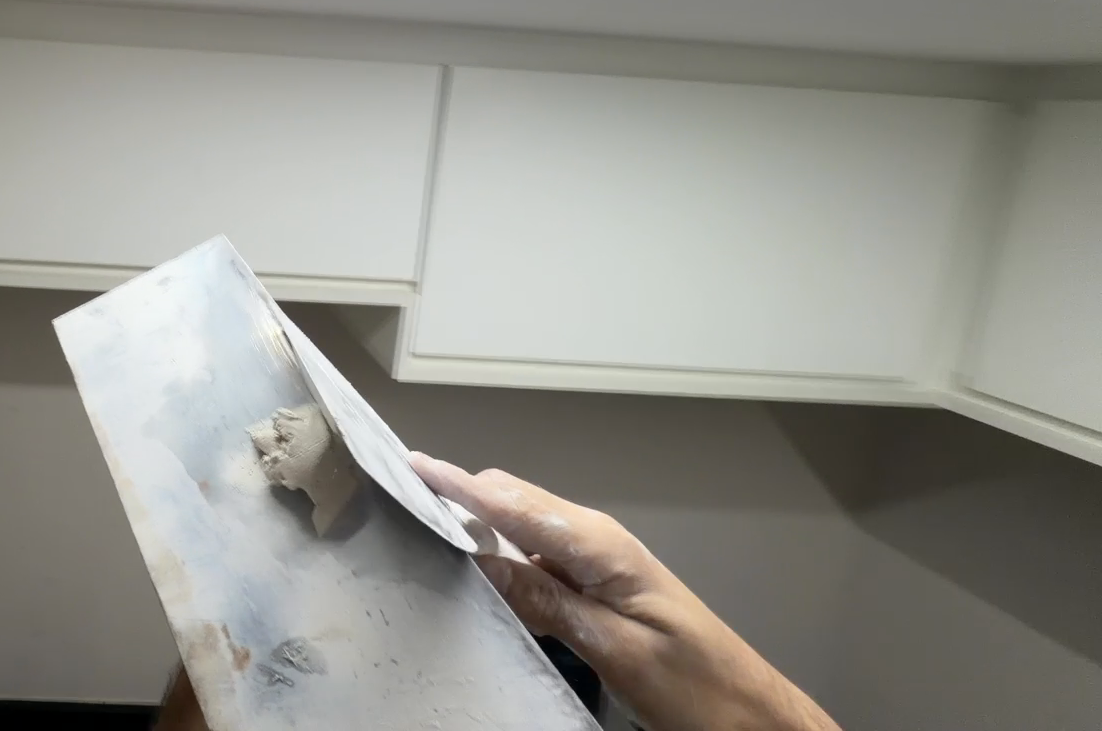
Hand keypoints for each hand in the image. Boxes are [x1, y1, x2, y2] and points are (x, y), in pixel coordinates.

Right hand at [409, 454, 839, 730]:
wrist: (760, 719)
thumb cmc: (695, 689)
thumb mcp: (616, 650)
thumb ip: (545, 600)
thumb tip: (477, 560)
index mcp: (597, 544)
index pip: (510, 503)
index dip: (457, 482)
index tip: (411, 464)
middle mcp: (591, 534)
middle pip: (510, 497)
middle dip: (459, 492)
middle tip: (409, 500)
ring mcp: (593, 552)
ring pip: (519, 518)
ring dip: (477, 517)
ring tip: (432, 524)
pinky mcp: (593, 573)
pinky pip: (532, 545)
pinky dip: (499, 545)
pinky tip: (482, 567)